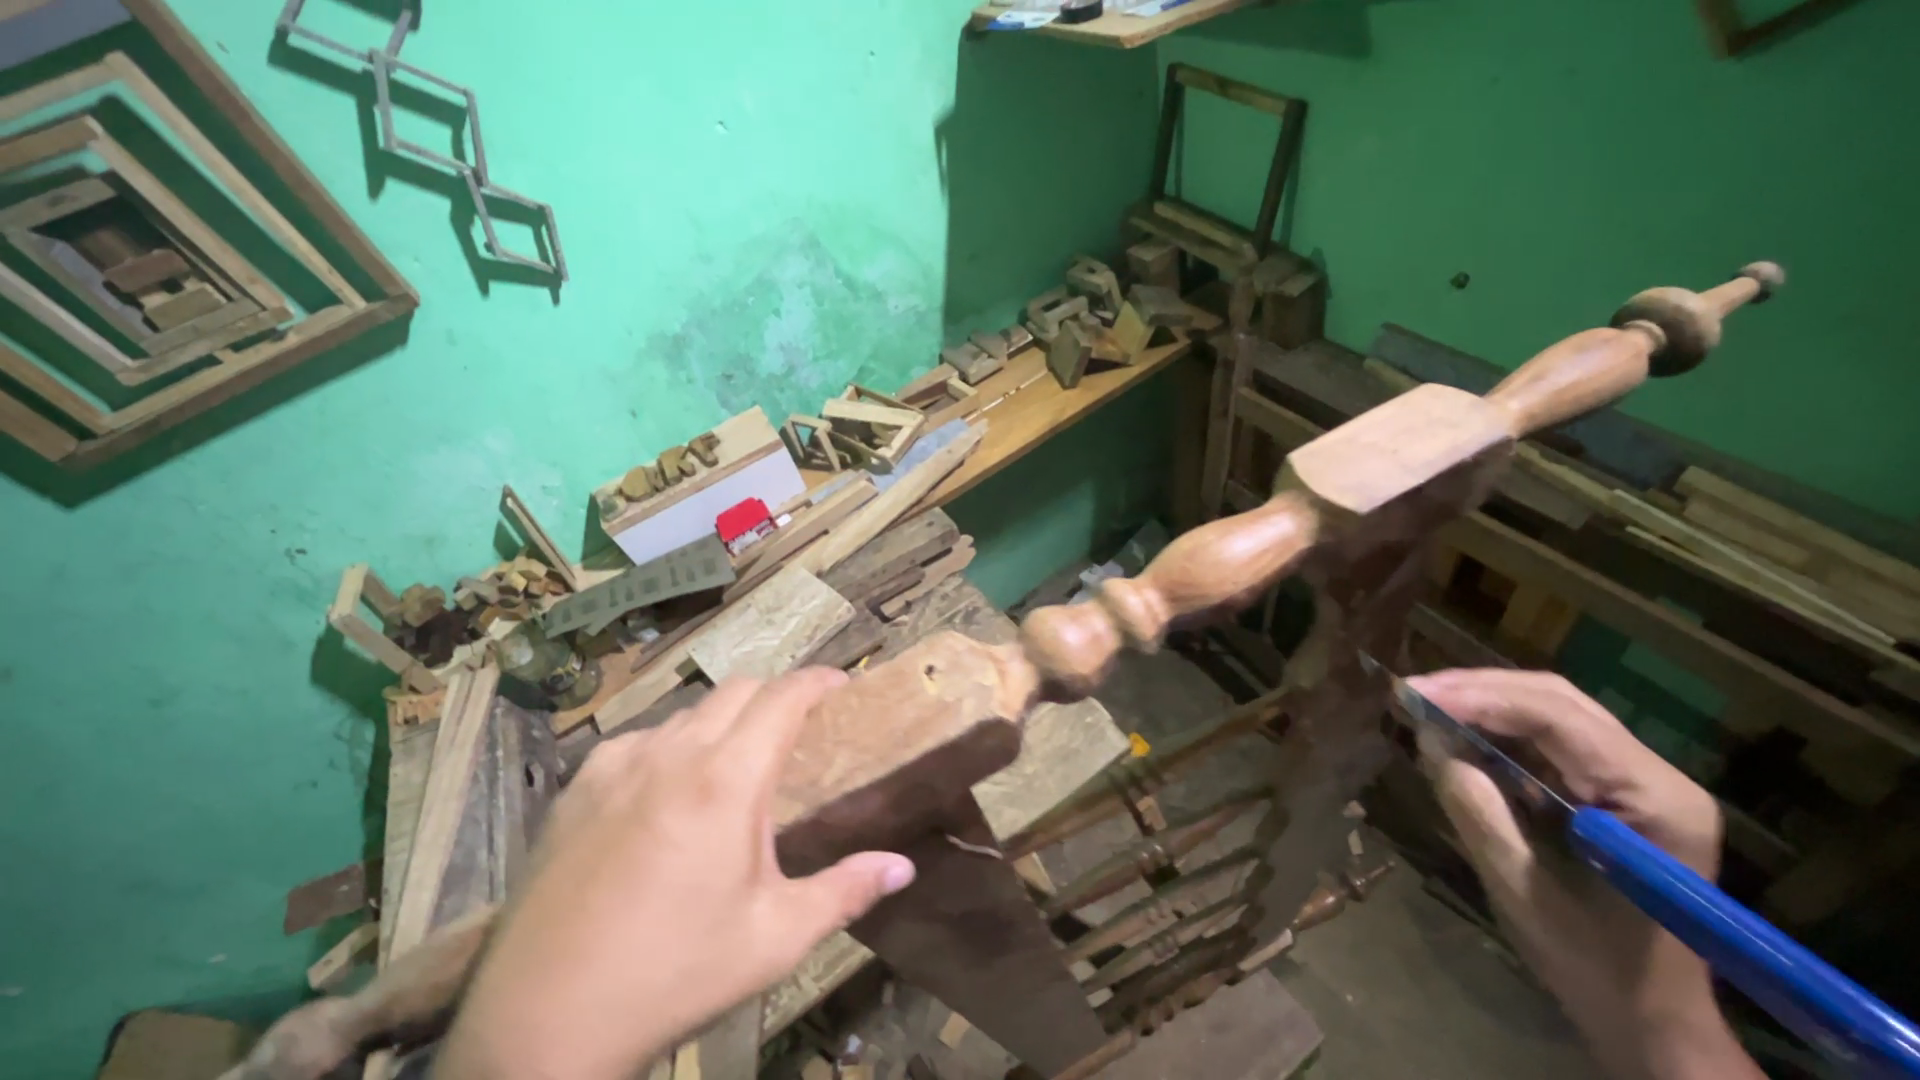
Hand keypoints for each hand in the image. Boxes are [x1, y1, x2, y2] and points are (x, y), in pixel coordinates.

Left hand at [437, 669, 916, 1079]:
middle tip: (799, 732)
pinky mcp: (576, 788)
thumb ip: (846, 891)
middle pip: (737, 691)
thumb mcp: (774, 939)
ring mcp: (615, 766)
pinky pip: (638, 742)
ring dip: (722, 722)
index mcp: (726, 780)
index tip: (843, 685)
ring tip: (735, 767)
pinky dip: (670, 747)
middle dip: (776, 696)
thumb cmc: (676, 973)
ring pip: (685, 713)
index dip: (819, 680)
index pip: (783, 697)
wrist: (544, 1019)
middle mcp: (671, 754)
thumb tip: (904, 867)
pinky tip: (667, 795)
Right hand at [1410, 669, 1760, 1079]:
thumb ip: (1476, 807)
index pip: (1561, 719)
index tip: (1413, 695)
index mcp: (1654, 800)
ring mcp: (1642, 781)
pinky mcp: (1619, 790)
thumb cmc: (1592, 965)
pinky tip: (1459, 730)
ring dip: (1487, 702)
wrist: (1650, 1018)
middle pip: (1560, 701)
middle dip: (1479, 691)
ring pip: (1557, 711)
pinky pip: (1555, 739)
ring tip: (1424, 703)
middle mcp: (1658, 775)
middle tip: (1410, 693)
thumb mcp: (1521, 889)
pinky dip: (1501, 728)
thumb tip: (1430, 739)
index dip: (1481, 699)